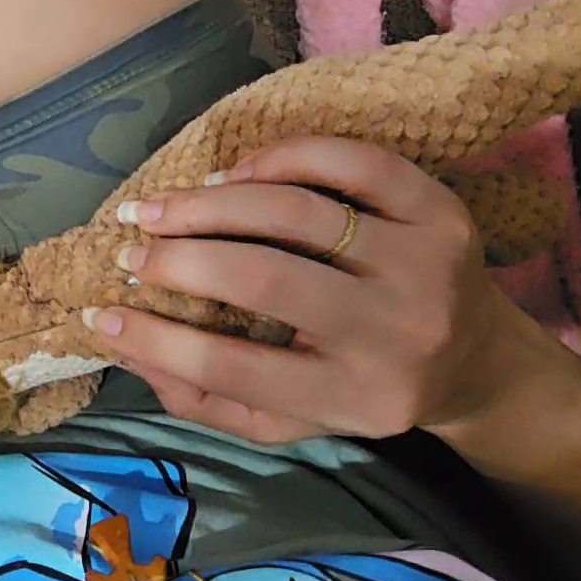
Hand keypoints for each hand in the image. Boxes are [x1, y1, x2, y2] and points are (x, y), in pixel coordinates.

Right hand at [86, 137, 552, 444]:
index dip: (152, 339)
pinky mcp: (441, 212)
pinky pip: (351, 164)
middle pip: (262, 278)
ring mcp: (424, 265)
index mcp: (350, 397)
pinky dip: (281, 159)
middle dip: (176, 259)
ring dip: (209, 203)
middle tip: (130, 251)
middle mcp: (394, 333)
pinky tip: (235, 176)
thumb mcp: (283, 421)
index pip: (231, 366)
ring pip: (295, 213)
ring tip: (161, 209)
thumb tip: (125, 347)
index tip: (100, 314)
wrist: (480, 363)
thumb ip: (203, 399)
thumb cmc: (357, 390)